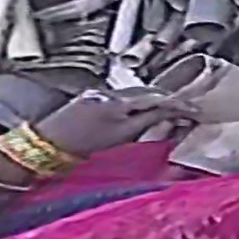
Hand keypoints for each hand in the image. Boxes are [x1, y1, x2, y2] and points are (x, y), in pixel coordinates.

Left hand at [34, 88, 203, 158]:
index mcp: (120, 99)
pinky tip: (142, 111)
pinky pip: (123, 98)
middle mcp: (109, 92)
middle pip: (148, 92)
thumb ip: (154, 118)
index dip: (180, 104)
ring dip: (153, 101)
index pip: (158, 97)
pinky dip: (137, 103)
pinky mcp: (90, 99)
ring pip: (136, 94)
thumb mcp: (126, 132)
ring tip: (166, 111)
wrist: (43, 147)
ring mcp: (97, 94)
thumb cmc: (86, 142)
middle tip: (184, 111)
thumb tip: (177, 110)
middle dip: (168, 100)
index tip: (195, 111)